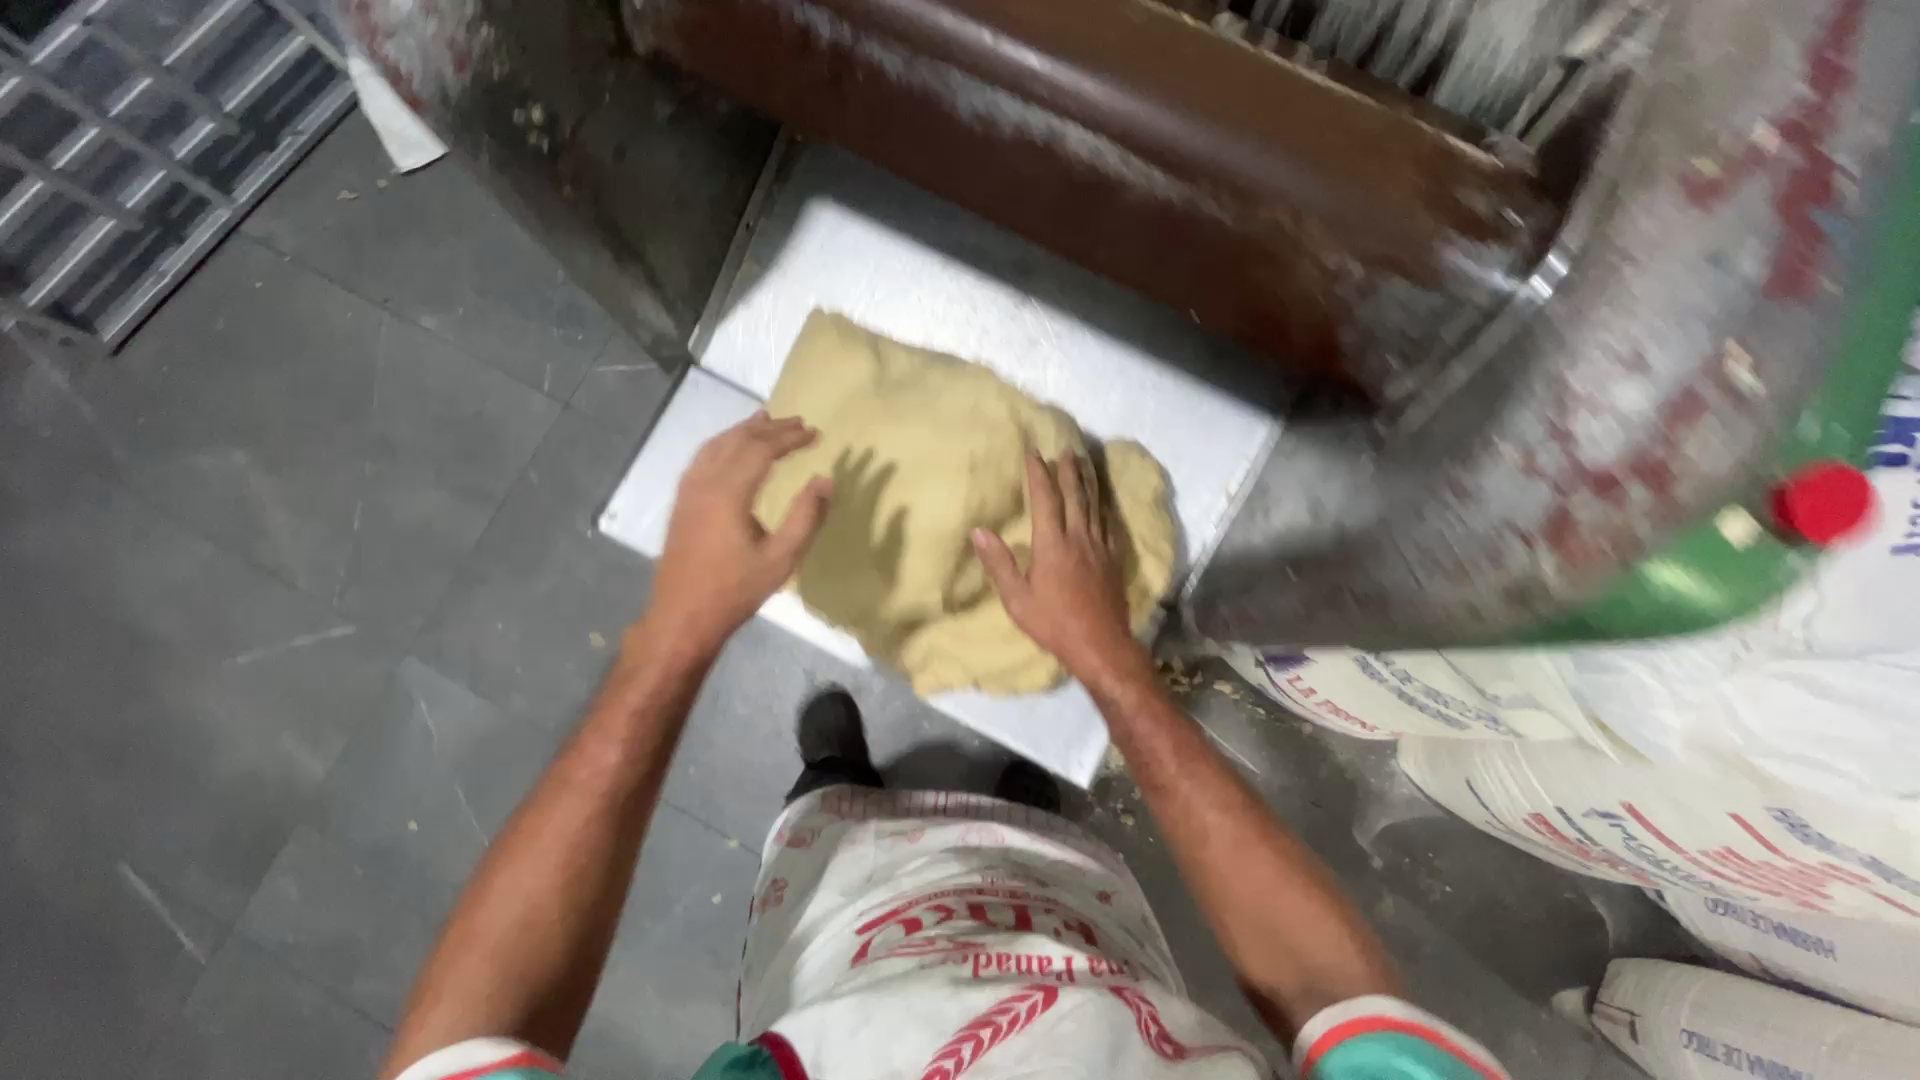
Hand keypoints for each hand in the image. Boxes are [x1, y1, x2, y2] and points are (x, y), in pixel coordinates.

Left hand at [642, 412, 832, 659]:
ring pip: (715, 446)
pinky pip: (702, 459)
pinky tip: (730, 449)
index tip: (815, 433)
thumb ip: (805, 517)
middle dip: (769, 428)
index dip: (789, 438)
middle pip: (737, 440)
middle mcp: (704, 483)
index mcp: (728, 493)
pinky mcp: (681, 503)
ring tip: (764, 420)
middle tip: (798, 423)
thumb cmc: (734, 591)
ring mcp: (688, 492)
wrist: (682, 616)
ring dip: (742, 431)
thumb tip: (825, 481)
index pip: (761, 449)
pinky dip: (722, 444)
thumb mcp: (781, 559)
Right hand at [973, 451, 1146, 681]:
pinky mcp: (1113, 560)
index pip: (1044, 500)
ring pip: (1094, 506)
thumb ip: (999, 563)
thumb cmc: (1053, 623)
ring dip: (1086, 483)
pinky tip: (1102, 504)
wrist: (1100, 644)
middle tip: (1066, 449)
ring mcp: (1100, 548)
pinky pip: (1108, 525)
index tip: (1033, 453)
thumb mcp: (1017, 598)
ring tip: (1083, 464)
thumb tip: (979, 531)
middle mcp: (1078, 538)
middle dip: (1068, 471)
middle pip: (1074, 496)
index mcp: (1052, 545)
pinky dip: (1102, 508)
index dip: (1038, 474)